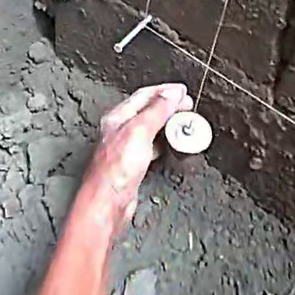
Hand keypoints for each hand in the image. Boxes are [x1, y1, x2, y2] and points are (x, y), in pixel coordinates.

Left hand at [73, 83, 190, 238]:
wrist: (107, 204)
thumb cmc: (115, 170)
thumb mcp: (140, 131)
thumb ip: (157, 110)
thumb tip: (172, 94)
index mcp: (117, 118)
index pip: (144, 95)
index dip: (165, 90)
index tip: (182, 90)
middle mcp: (119, 131)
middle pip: (146, 110)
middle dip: (168, 104)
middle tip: (186, 104)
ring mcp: (125, 148)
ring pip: (149, 127)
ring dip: (166, 121)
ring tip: (182, 120)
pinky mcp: (131, 165)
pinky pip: (150, 145)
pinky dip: (163, 140)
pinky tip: (169, 144)